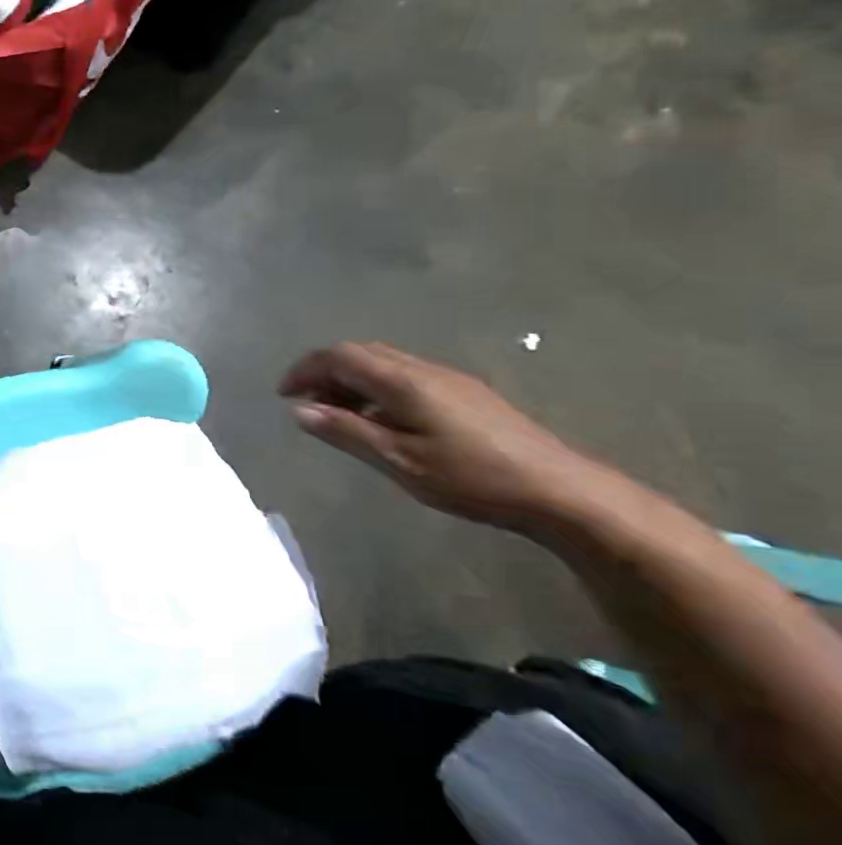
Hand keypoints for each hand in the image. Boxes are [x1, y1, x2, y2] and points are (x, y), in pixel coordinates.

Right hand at [278, 342, 606, 531]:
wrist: (560, 491)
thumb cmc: (471, 478)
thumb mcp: (398, 460)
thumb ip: (346, 432)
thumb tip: (299, 410)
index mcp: (404, 382)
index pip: (340, 355)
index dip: (305, 369)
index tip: (284, 396)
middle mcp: (425, 370)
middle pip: (362, 353)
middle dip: (325, 372)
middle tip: (307, 406)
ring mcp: (449, 380)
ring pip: (384, 364)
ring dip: (350, 381)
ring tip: (338, 417)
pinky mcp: (465, 395)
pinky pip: (405, 377)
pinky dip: (375, 389)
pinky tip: (380, 422)